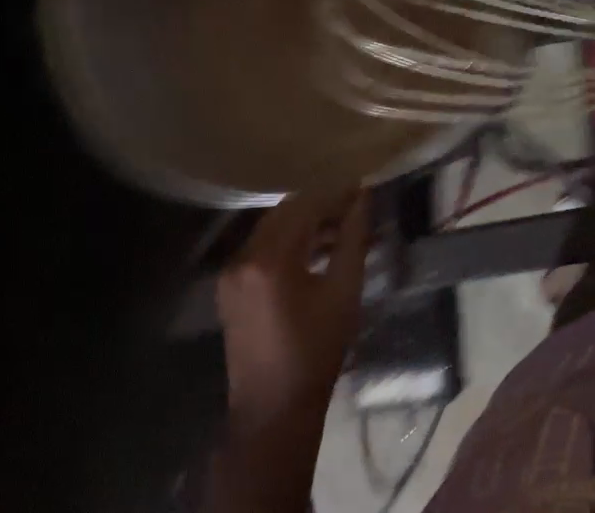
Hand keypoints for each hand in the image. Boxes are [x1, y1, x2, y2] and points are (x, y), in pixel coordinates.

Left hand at [216, 190, 370, 427]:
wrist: (274, 408)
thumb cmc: (317, 350)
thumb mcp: (344, 291)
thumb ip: (353, 239)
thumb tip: (362, 199)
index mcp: (269, 259)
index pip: (305, 206)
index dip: (335, 193)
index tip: (363, 187)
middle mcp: (242, 259)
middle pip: (284, 213)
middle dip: (320, 204)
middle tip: (355, 204)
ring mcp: (231, 274)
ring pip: (272, 229)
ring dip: (305, 222)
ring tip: (342, 226)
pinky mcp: (230, 289)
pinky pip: (262, 249)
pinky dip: (289, 241)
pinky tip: (317, 249)